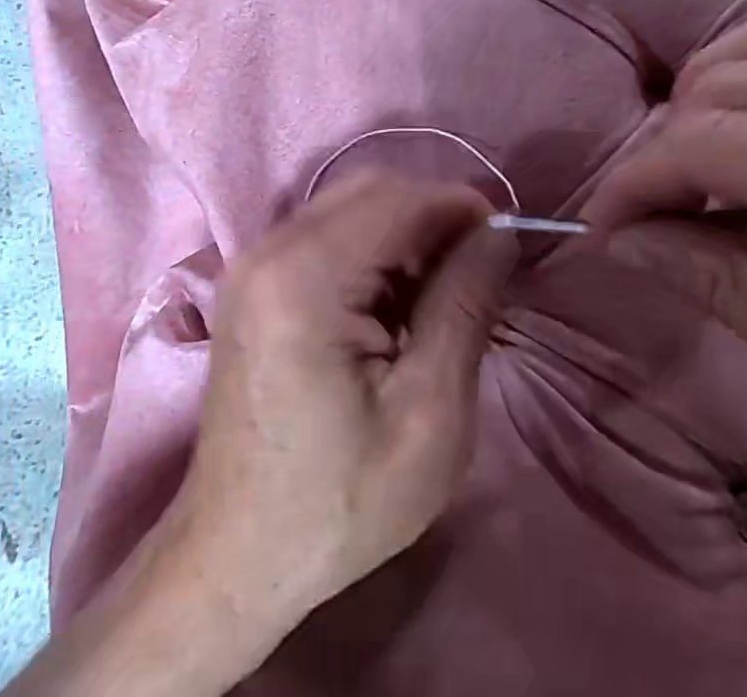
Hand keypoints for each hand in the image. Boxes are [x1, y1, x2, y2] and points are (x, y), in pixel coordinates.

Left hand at [175, 172, 517, 615]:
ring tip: (444, 298)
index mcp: (305, 278)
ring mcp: (252, 267)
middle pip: (372, 192)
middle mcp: (268, 252)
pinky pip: (326, 240)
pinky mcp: (253, 288)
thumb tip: (499, 233)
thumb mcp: (430, 411)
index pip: (401, 198)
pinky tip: (398, 309)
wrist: (237, 555)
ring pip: (350, 210)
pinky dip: (374, 256)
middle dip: (436, 220)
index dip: (464, 209)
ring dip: (407, 238)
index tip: (509, 247)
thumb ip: (464, 305)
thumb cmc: (341, 500)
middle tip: (480, 275)